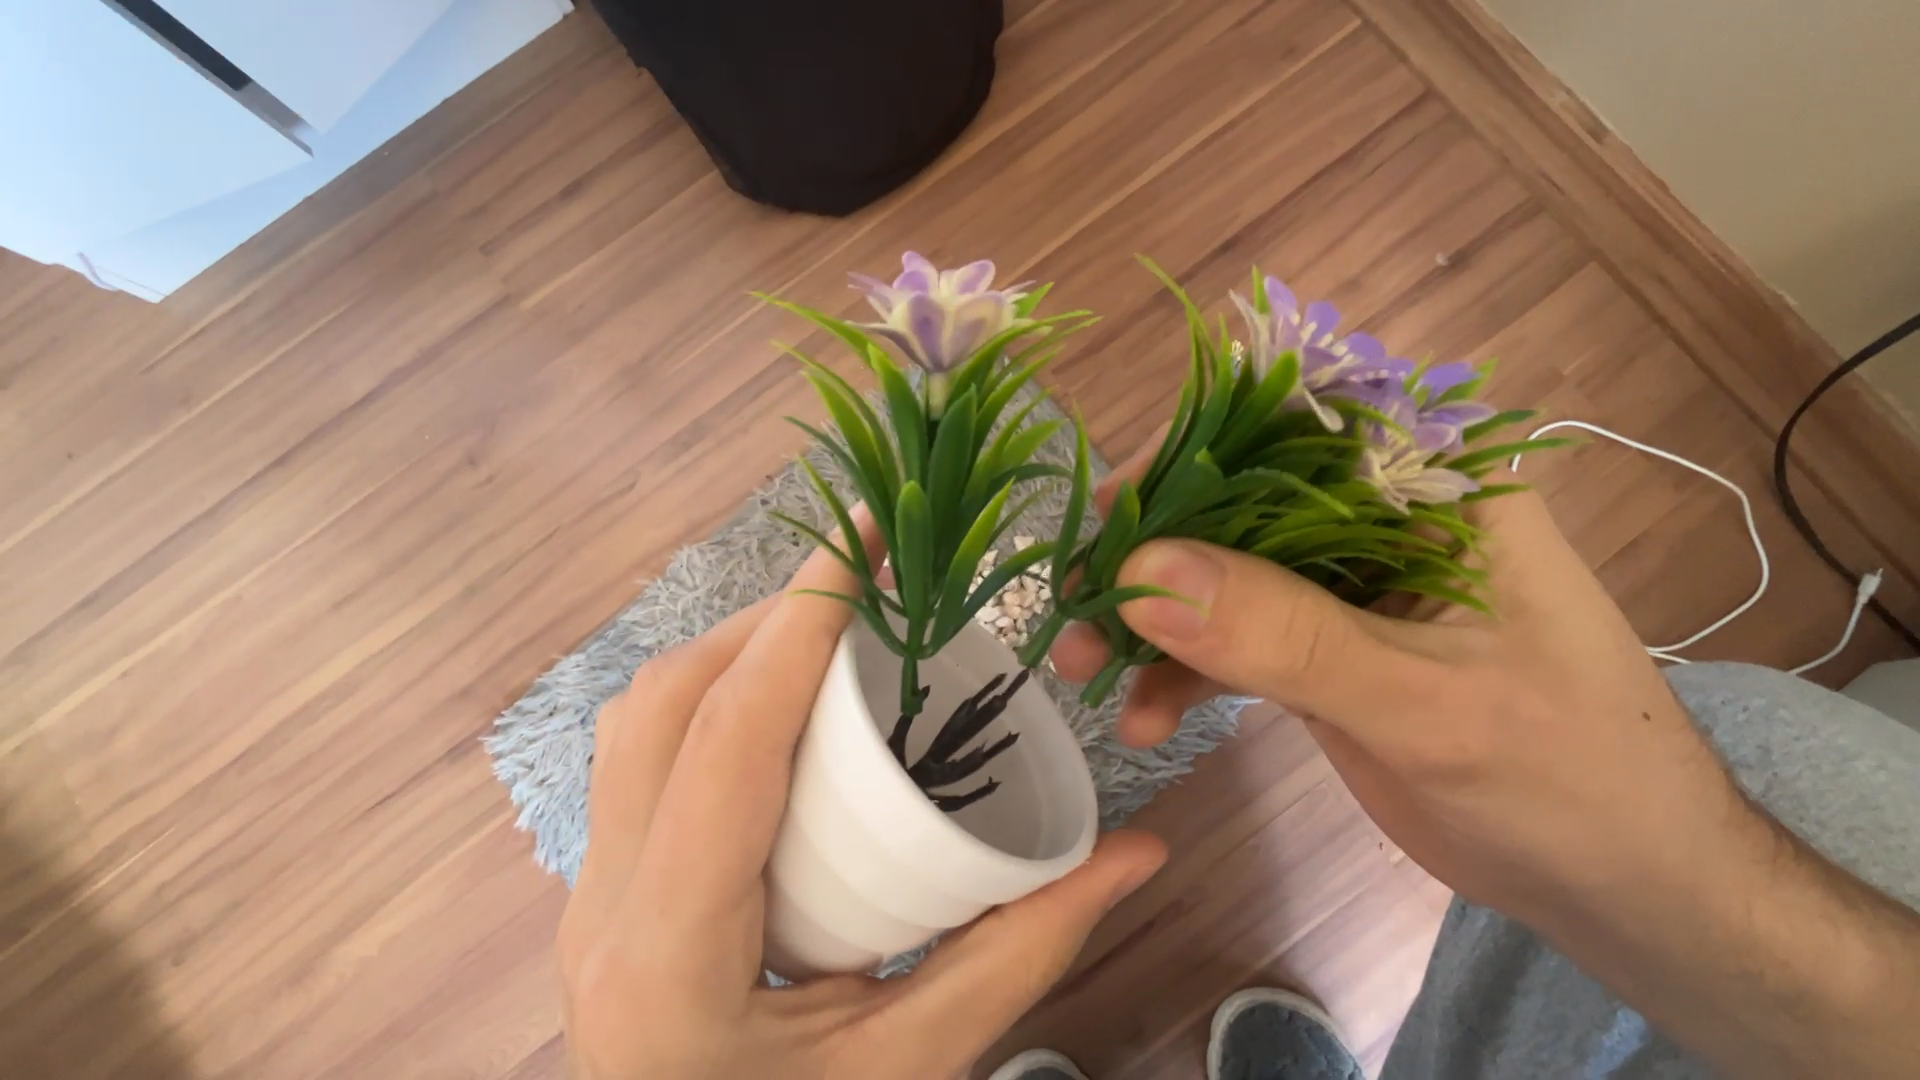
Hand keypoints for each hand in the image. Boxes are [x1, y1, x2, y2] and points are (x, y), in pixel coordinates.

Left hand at [558, 511, 1166, 1079]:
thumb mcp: (918, 1065)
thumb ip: (1023, 947)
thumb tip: (1138, 848)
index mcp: (671, 956)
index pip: (725, 739)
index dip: (796, 619)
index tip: (862, 537)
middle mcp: (603, 908)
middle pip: (666, 706)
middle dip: (768, 619)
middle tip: (866, 582)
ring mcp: (588, 894)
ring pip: (639, 717)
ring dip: (734, 648)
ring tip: (829, 626)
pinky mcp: (606, 885)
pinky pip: (640, 750)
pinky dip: (712, 692)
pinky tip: (780, 696)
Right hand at [1054, 438, 1919, 1078]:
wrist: (1615, 883)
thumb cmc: (1567, 777)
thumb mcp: (1424, 702)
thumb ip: (1284, 636)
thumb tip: (1138, 576)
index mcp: (1435, 484)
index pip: (1297, 421)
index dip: (1194, 448)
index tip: (1112, 508)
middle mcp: (1374, 516)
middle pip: (1233, 499)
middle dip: (1147, 554)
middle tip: (1075, 606)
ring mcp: (1337, 582)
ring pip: (1214, 572)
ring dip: (1145, 619)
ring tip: (1084, 670)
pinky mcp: (1311, 643)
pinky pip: (1223, 636)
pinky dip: (1175, 670)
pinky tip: (1144, 715)